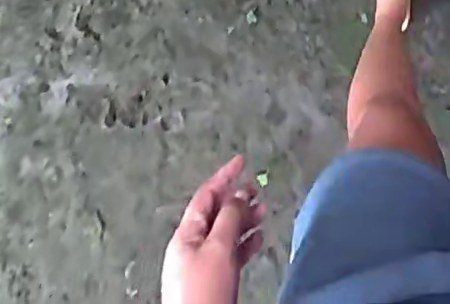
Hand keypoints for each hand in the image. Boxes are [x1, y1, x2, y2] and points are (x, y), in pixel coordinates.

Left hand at [161, 154, 265, 303]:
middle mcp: (192, 246)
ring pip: (226, 232)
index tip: (242, 160)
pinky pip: (230, 253)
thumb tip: (239, 193)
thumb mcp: (218, 248)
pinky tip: (258, 239)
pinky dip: (245, 242)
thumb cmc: (205, 288)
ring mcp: (202, 264)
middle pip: (216, 212)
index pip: (206, 195)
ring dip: (245, 219)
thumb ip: (230, 216)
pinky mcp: (214, 280)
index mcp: (186, 235)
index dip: (224, 175)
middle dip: (237, 198)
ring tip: (263, 211)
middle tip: (258, 188)